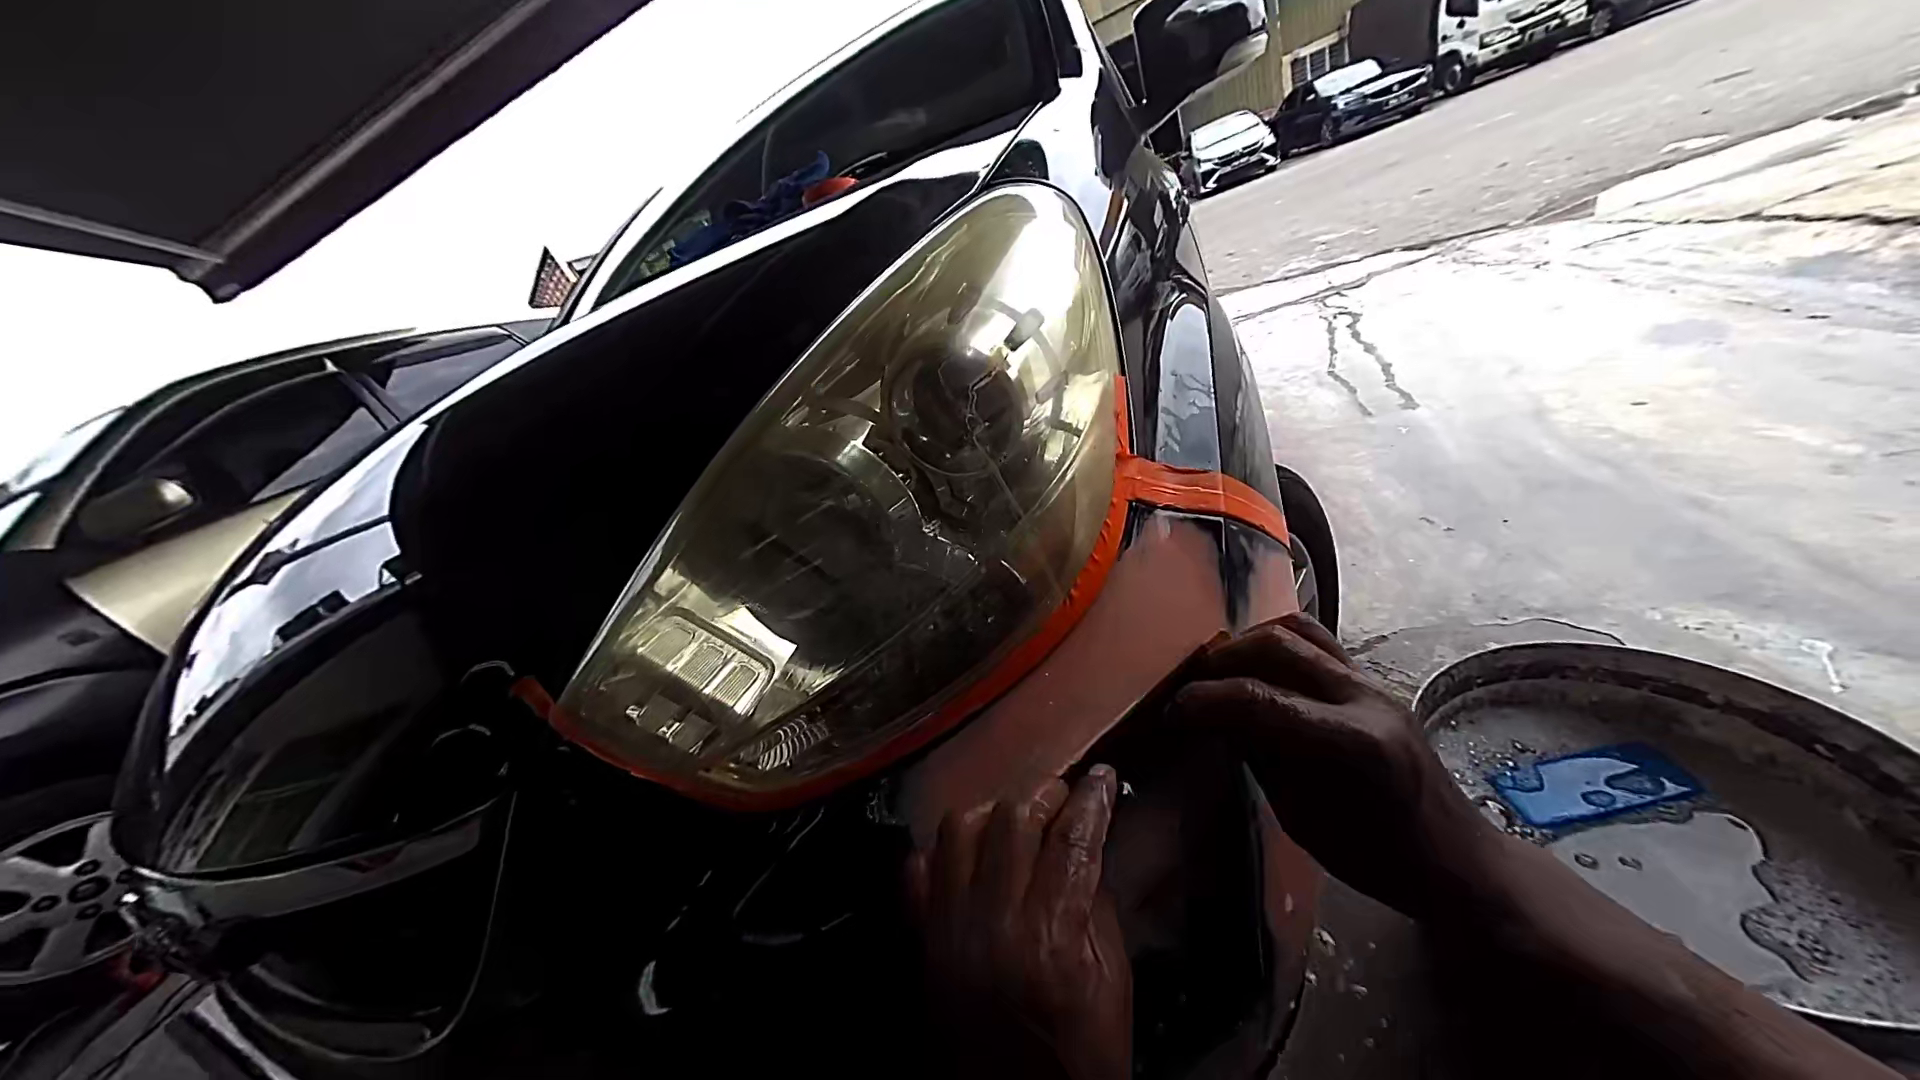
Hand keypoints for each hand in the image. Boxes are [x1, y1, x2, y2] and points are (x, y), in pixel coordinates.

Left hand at [907, 768, 1130, 1079]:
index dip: (1091, 800)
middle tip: (1064, 796)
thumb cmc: (1075, 1060)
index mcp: (1050, 939)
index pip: (1071, 841)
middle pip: (1012, 820)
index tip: (1103, 776)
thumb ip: (1099, 910)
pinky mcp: (923, 937)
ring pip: (960, 828)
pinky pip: (920, 867)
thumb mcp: (1112, 991)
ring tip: (1018, 816)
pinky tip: (969, 848)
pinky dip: (943, 847)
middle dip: (1044, 794)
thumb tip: (1087, 848)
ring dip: (993, 810)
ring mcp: (949, 925)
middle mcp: (993, 921)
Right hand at [1168, 613, 1494, 918]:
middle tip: (1191, 685)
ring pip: (1297, 631)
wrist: (1454, 859)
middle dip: (1221, 660)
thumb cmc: (1377, 857)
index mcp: (1351, 744)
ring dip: (1247, 642)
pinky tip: (1256, 665)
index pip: (1258, 700)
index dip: (1205, 699)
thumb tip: (1214, 717)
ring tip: (1220, 668)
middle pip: (1275, 646)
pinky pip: (1316, 641)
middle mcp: (1365, 699)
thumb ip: (1258, 756)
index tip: (1172, 710)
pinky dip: (1276, 643)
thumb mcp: (1300, 817)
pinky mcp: (1372, 681)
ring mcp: (1373, 683)